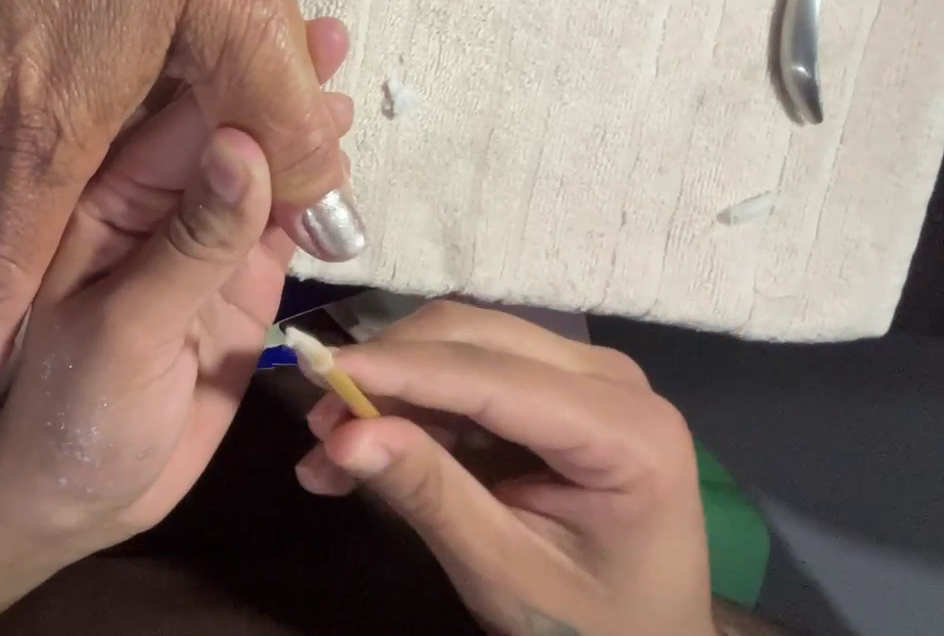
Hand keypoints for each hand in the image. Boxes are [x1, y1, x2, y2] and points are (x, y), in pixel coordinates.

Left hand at [0, 19, 354, 545]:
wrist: (87, 492)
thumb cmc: (77, 411)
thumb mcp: (127, 326)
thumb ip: (189, 244)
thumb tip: (245, 145)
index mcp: (103, 200)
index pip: (173, 128)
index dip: (230, 82)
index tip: (286, 37)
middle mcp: (152, 208)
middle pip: (220, 139)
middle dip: (271, 93)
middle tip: (331, 40)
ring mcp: (199, 245)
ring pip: (256, 180)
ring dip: (298, 141)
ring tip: (342, 92)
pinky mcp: (235, 285)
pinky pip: (278, 232)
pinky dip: (311, 205)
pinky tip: (338, 169)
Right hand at [295, 302, 714, 635]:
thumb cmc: (588, 621)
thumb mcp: (505, 572)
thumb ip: (429, 496)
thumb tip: (343, 435)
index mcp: (627, 433)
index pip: (488, 376)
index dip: (397, 368)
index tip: (316, 367)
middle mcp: (606, 376)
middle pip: (465, 336)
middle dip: (384, 371)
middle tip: (320, 422)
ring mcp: (576, 368)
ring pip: (451, 338)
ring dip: (386, 383)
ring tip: (331, 444)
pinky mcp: (545, 374)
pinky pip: (455, 362)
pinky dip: (403, 396)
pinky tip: (364, 439)